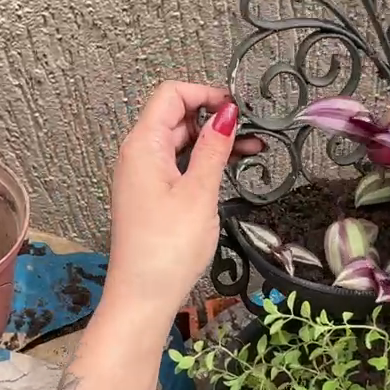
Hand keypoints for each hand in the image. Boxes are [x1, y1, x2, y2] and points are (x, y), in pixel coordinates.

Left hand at [105, 82, 254, 320]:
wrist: (143, 296)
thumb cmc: (166, 249)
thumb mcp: (199, 193)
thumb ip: (213, 148)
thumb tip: (227, 113)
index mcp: (143, 145)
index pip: (170, 95)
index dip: (205, 93)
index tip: (237, 107)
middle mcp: (137, 155)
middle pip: (175, 116)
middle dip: (214, 116)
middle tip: (251, 130)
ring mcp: (142, 175)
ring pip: (179, 141)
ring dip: (212, 140)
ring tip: (250, 148)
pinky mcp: (150, 195)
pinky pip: (177, 164)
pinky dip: (201, 160)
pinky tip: (227, 168)